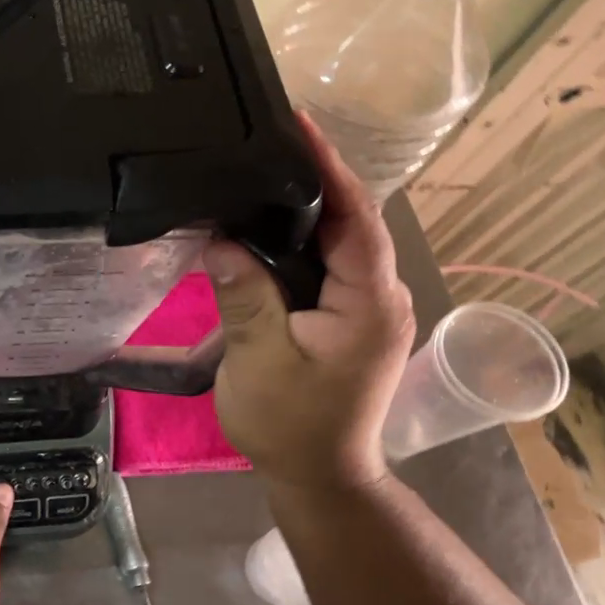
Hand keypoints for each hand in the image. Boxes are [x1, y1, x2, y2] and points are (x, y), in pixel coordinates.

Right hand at [206, 114, 414, 489]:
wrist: (319, 477)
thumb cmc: (291, 425)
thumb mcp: (259, 360)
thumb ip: (245, 295)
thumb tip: (222, 239)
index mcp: (369, 302)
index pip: (357, 217)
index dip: (329, 169)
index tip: (298, 126)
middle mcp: (382, 297)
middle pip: (353, 223)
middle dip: (315, 181)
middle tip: (268, 143)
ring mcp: (371, 311)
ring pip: (342, 244)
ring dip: (308, 212)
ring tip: (263, 177)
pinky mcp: (353, 322)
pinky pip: (332, 268)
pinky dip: (304, 243)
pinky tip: (268, 233)